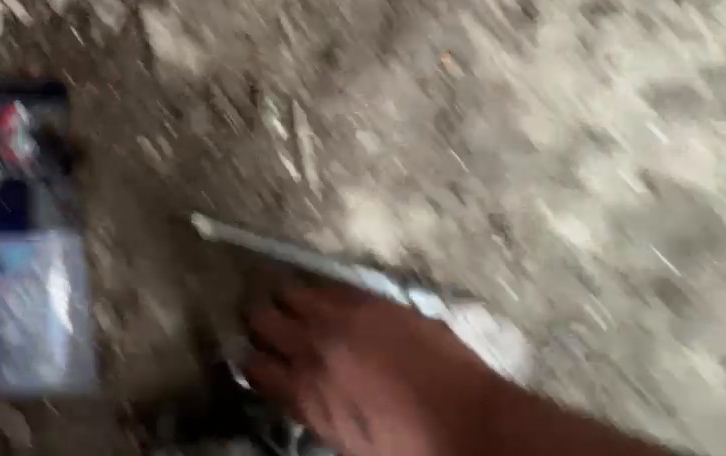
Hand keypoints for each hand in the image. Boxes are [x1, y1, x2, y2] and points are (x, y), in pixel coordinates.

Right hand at [245, 284, 505, 455]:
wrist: (473, 425)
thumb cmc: (413, 451)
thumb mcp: (350, 443)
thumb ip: (316, 410)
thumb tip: (299, 391)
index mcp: (306, 393)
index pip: (253, 365)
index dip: (252, 363)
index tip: (258, 363)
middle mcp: (312, 347)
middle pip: (261, 320)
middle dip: (260, 326)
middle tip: (267, 330)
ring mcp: (340, 317)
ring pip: (289, 293)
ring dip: (288, 303)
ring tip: (293, 309)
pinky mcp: (369, 299)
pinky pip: (329, 287)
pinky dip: (323, 295)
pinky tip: (330, 304)